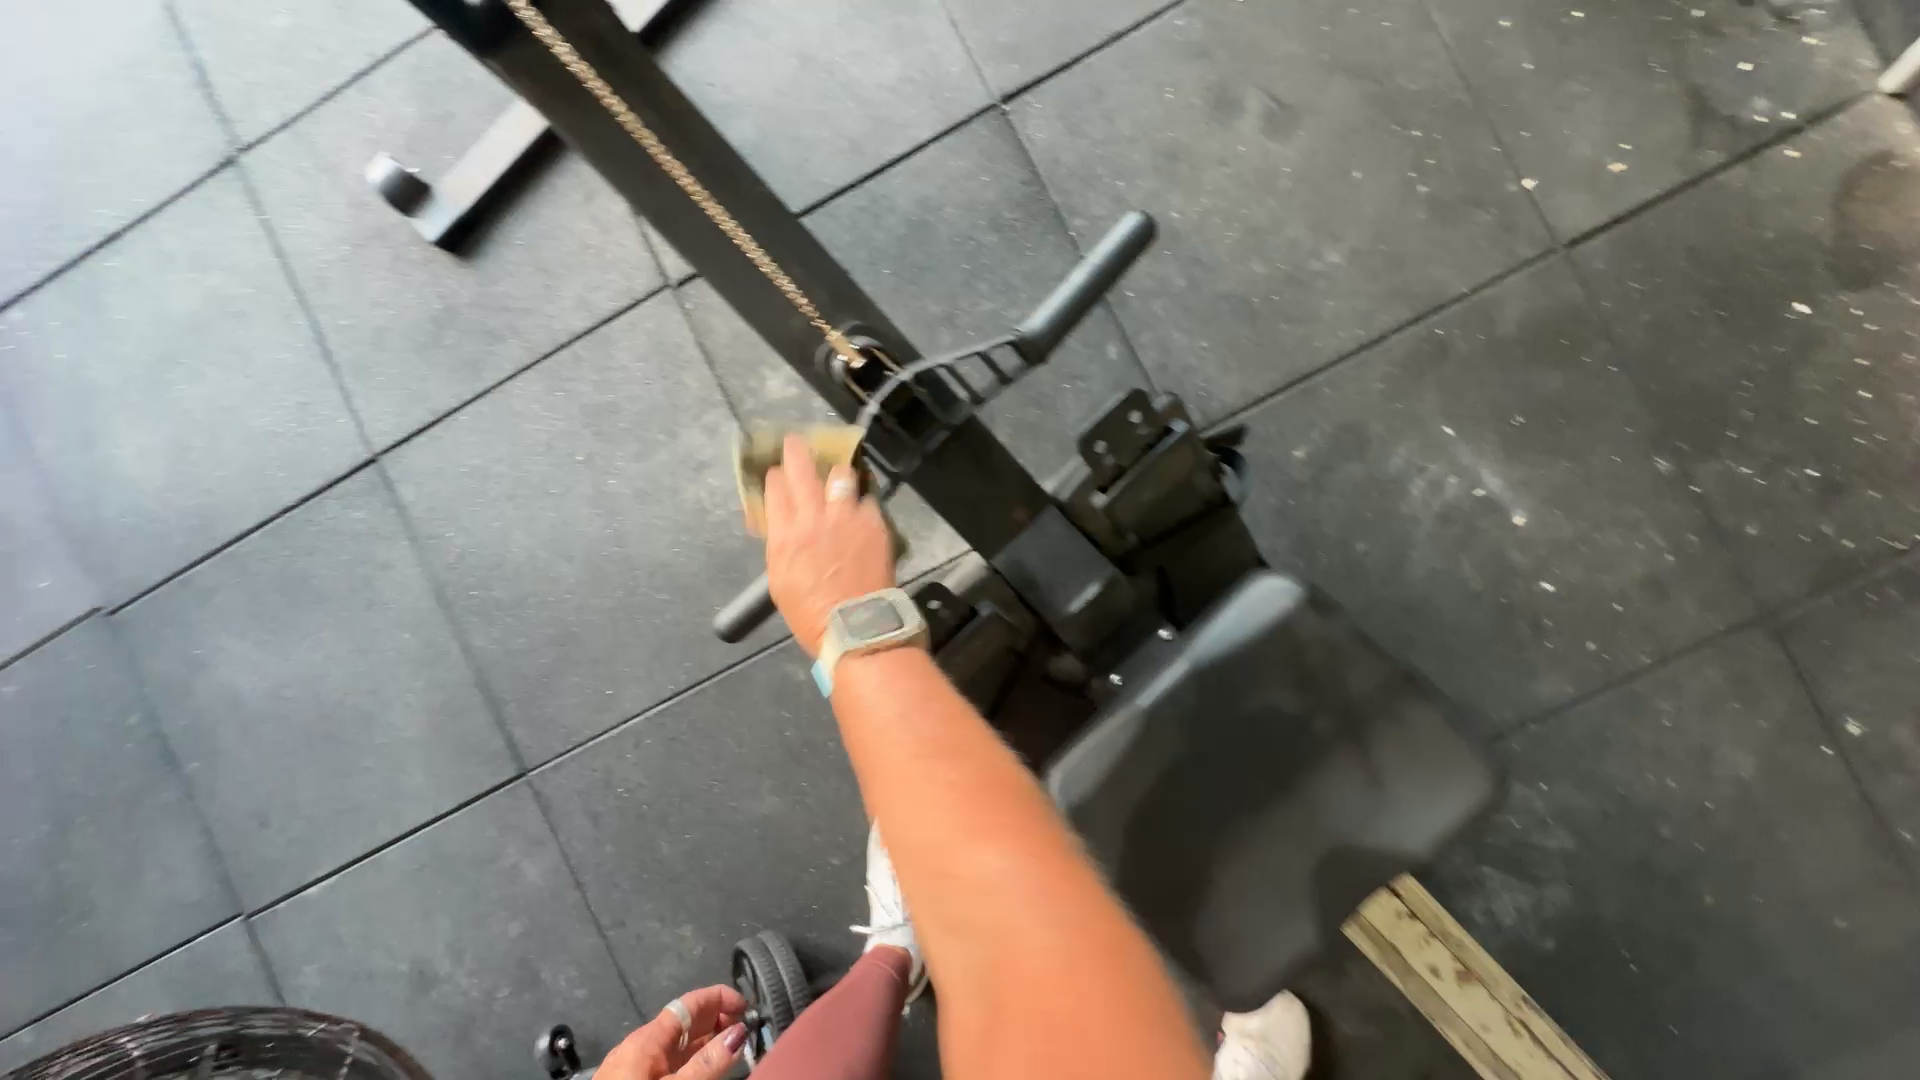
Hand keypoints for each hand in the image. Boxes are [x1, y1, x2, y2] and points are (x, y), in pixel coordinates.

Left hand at [595, 985, 749, 1079]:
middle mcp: (637, 1046)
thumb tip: (740, 1031)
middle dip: (716, 1021)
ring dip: (703, 1044)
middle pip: (683, 1022)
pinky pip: (663, 1065)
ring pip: (673, 1046)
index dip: (720, 998)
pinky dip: (686, 1063)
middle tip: (746, 1032)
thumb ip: (707, 1063)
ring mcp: (629, 1069)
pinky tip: (698, 1075)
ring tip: (729, 1053)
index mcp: (647, 1039)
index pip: (690, 1003)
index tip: (748, 1008)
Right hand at [763, 433, 894, 657]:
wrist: (856, 625)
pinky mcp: (874, 524)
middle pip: (801, 471)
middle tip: (795, 441)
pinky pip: (867, 500)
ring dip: (836, 471)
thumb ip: (780, 545)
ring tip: (838, 471)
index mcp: (785, 534)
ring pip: (840, 477)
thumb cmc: (810, 613)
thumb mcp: (780, 580)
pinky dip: (862, 501)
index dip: (775, 477)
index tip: (777, 472)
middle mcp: (814, 518)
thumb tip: (780, 526)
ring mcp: (847, 517)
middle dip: (796, 451)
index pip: (775, 489)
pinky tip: (862, 505)